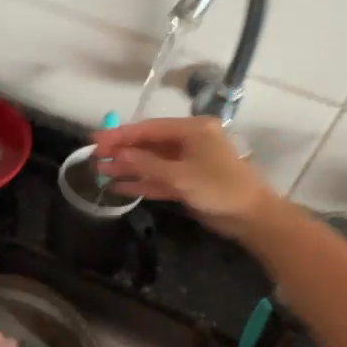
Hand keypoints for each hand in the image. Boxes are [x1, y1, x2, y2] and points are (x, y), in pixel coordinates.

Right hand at [93, 117, 280, 236]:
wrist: (252, 217)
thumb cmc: (219, 188)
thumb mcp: (180, 176)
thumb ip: (146, 165)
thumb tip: (117, 156)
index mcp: (193, 129)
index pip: (149, 129)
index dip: (121, 135)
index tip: (95, 141)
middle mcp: (189, 141)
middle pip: (149, 144)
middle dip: (122, 152)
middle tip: (94, 158)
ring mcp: (188, 162)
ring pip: (152, 163)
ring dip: (128, 168)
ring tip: (100, 173)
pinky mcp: (187, 182)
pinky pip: (159, 179)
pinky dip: (141, 183)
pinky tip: (119, 187)